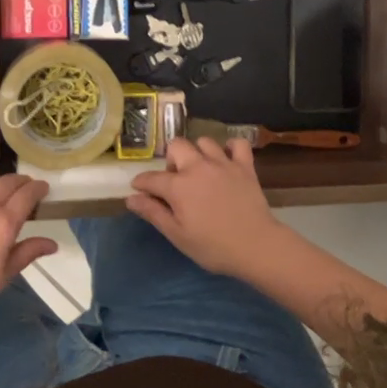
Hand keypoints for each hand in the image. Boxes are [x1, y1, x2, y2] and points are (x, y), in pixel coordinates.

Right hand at [127, 137, 291, 278]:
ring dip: (198, 153)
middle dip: (170, 160)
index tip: (139, 189)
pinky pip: (237, 144)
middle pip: (176, 146)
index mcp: (178, 186)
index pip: (151, 178)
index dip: (141, 183)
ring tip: (200, 171)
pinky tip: (226, 161)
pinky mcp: (244, 166)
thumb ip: (153, 213)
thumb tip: (131, 198)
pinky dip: (230, 148)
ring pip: (204, 141)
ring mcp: (223, 163)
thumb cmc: (212, 246)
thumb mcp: (177, 235)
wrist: (255, 246)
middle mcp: (198, 167)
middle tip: (176, 181)